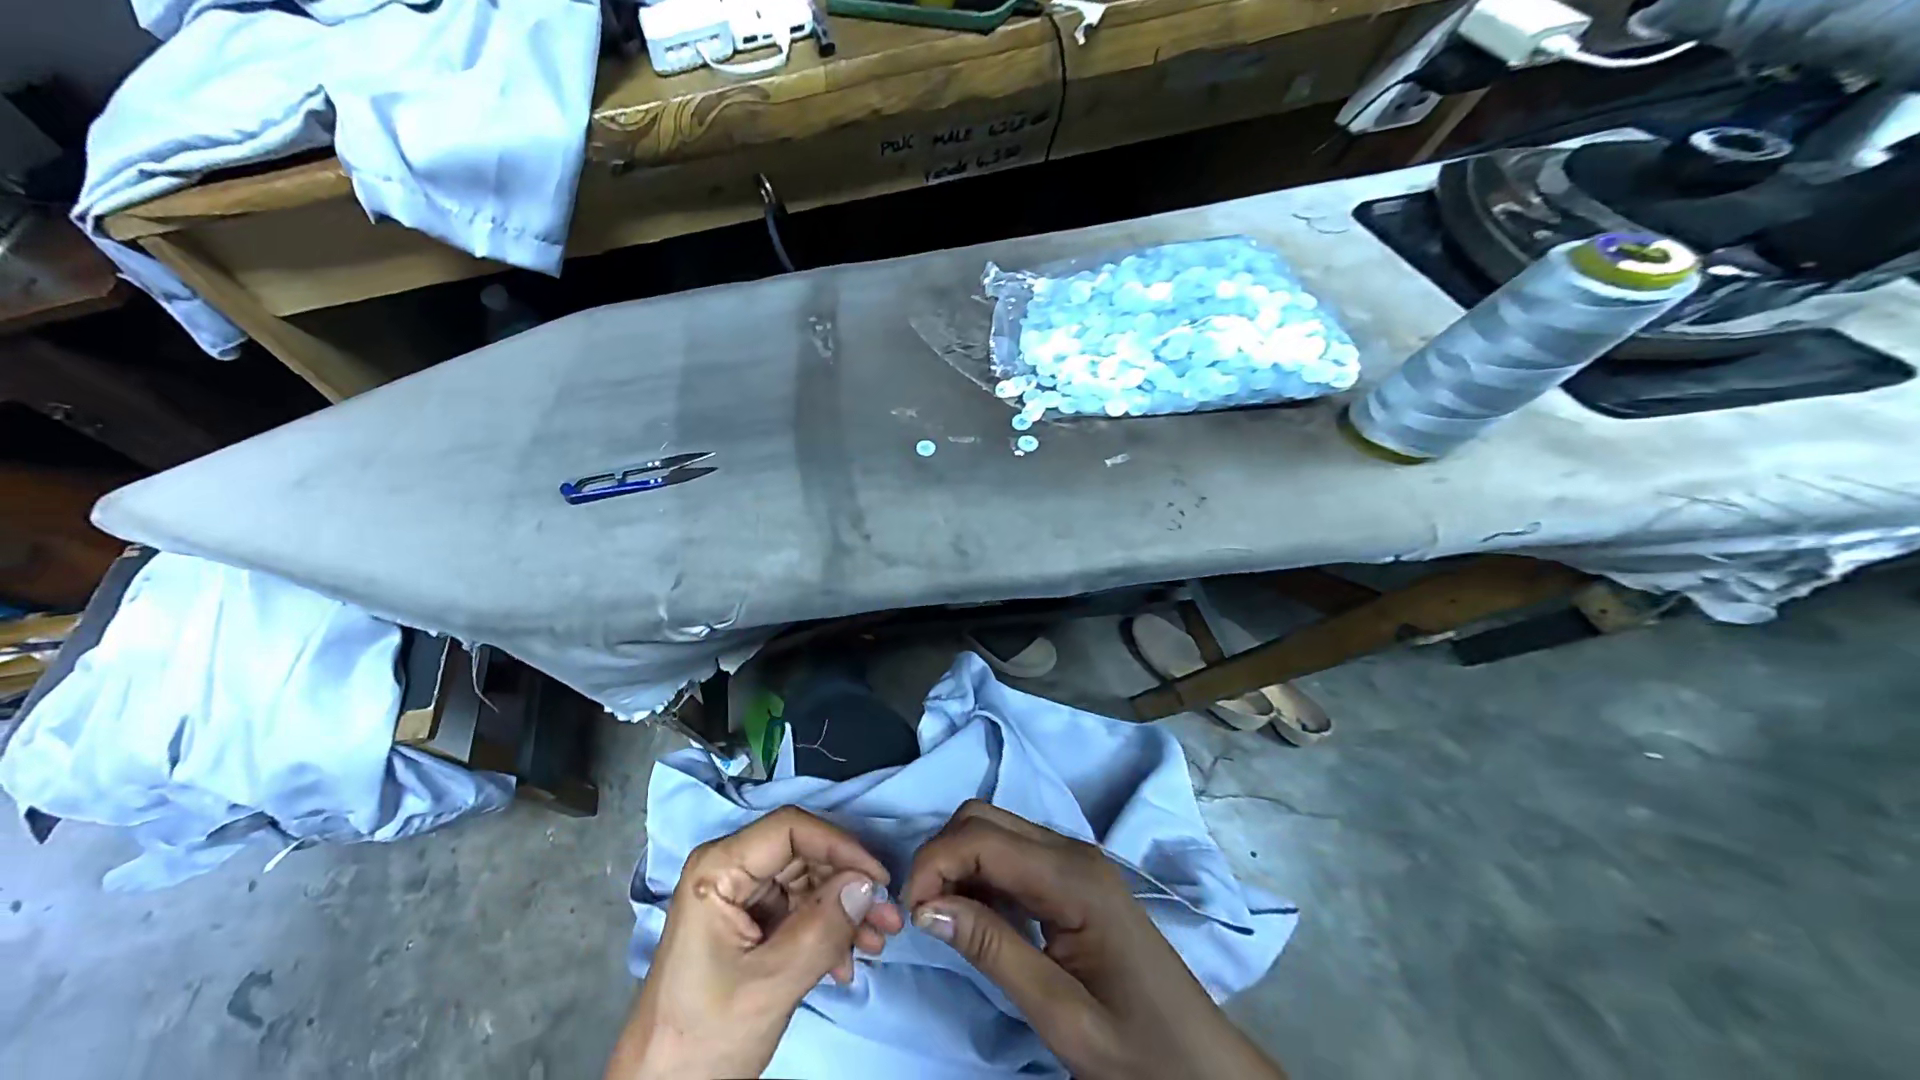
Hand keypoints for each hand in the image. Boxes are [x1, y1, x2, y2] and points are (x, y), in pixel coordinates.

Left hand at [607, 807, 904, 1079]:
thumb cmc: (702, 1039)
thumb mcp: (769, 985)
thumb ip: (822, 930)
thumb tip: (867, 884)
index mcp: (718, 870)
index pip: (791, 830)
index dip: (840, 846)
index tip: (878, 880)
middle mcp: (730, 871)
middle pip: (805, 855)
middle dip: (849, 885)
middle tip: (888, 920)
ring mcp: (741, 898)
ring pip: (809, 882)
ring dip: (846, 911)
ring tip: (876, 944)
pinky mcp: (751, 924)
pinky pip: (801, 910)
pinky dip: (829, 931)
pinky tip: (846, 963)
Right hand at [904, 800, 1286, 1079]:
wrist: (1198, 1064)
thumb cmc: (1135, 1046)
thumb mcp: (1060, 1012)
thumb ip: (992, 950)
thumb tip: (927, 906)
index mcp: (1074, 877)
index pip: (982, 837)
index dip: (934, 863)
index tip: (910, 914)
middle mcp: (1073, 852)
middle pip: (985, 819)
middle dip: (942, 855)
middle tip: (923, 916)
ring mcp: (1075, 861)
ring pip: (995, 830)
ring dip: (957, 862)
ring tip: (941, 918)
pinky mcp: (1072, 877)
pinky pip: (1011, 854)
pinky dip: (979, 873)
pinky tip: (973, 915)